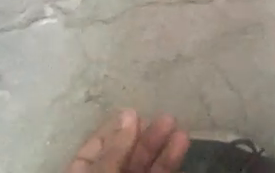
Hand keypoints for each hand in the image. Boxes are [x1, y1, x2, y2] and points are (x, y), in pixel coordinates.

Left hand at [67, 110, 189, 172]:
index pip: (93, 150)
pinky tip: (181, 141)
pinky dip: (170, 160)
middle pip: (124, 154)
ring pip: (144, 164)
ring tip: (173, 122)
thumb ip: (113, 152)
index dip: (112, 130)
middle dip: (142, 134)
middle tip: (159, 114)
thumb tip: (129, 113)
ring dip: (159, 143)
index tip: (132, 111)